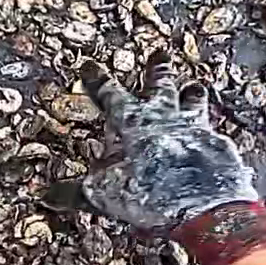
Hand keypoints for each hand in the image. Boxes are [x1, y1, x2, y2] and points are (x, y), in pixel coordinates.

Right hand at [70, 49, 258, 231]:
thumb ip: (75, 193)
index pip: (110, 94)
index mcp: (133, 123)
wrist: (205, 210)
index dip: (97, 80)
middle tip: (160, 54)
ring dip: (191, 95)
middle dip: (157, 70)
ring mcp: (196, 130)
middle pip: (160, 86)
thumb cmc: (149, 196)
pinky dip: (209, 136)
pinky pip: (214, 135)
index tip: (90, 65)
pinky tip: (213, 140)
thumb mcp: (102, 196)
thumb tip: (46, 195)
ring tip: (194, 86)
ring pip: (193, 103)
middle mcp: (166, 119)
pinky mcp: (219, 148)